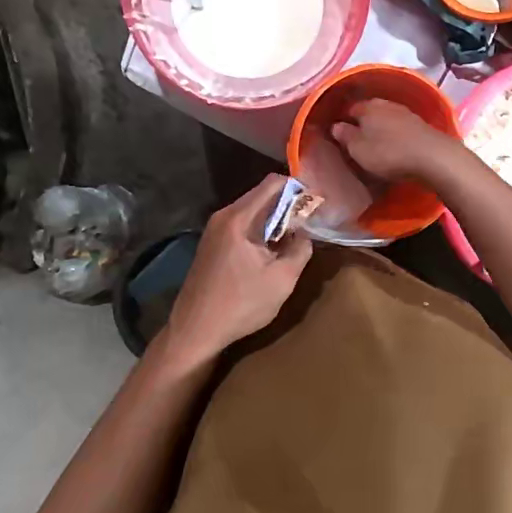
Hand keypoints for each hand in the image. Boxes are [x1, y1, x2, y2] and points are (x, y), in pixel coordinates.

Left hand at [164, 175, 313, 362]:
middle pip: (261, 196)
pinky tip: (271, 252)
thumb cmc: (240, 304)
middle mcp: (223, 216)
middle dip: (288, 205)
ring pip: (251, 211)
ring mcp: (214, 229)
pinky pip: (241, 225)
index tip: (316, 204)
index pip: (272, 183)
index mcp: (238, 218)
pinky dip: (259, 231)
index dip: (298, 188)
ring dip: (274, 221)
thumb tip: (305, 234)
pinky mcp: (211, 243)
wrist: (195, 329)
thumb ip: (300, 250)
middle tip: (309, 224)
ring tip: (294, 239)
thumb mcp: (282, 280)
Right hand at [330, 99, 464, 184]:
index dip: (343, 120)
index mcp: (367, 107)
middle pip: (369, 111)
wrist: (433, 157)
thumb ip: (345, 136)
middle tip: (358, 141)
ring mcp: (406, 113)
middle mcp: (386, 104)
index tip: (339, 134)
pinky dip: (396, 135)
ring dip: (381, 129)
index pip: (349, 109)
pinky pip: (401, 128)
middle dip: (363, 123)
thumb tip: (335, 125)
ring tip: (377, 144)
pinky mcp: (421, 125)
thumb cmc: (388, 153)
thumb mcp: (358, 149)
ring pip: (386, 118)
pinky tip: (396, 146)